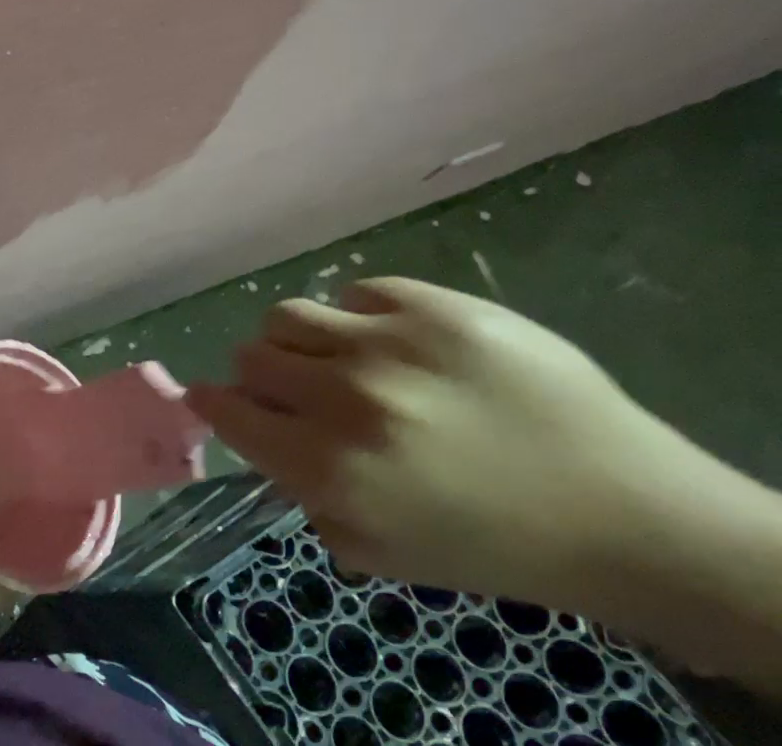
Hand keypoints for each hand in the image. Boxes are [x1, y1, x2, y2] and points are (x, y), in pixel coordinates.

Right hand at [185, 277, 729, 610]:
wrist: (627, 514)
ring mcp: (390, 344)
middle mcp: (344, 399)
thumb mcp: (375, 549)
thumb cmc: (492, 546)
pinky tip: (398, 345)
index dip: (214, 404)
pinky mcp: (438, 308)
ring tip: (340, 359)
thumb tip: (264, 441)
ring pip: (288, 316)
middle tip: (298, 393)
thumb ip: (303, 496)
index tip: (219, 402)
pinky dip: (362, 318)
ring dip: (300, 342)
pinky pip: (357, 292)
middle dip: (262, 378)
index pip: (226, 410)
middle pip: (250, 356)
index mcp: (325, 467)